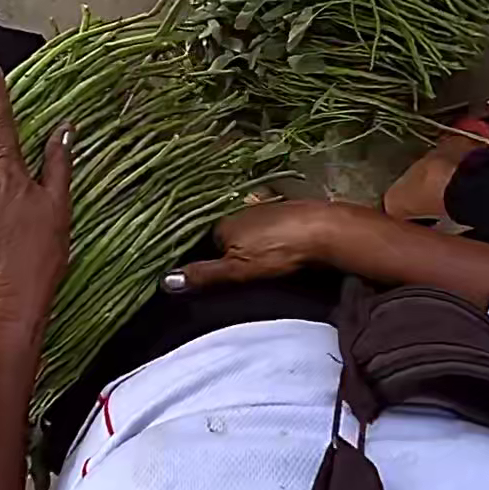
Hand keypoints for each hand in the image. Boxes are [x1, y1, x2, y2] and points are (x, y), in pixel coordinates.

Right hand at [165, 199, 355, 291]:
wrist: (324, 230)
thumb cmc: (278, 251)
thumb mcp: (237, 269)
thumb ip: (204, 274)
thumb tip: (164, 280)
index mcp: (222, 224)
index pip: (204, 244)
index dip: (205, 260)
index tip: (210, 276)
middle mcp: (239, 211)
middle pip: (225, 235)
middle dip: (227, 251)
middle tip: (235, 274)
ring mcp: (264, 209)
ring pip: (247, 230)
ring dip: (248, 243)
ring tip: (256, 263)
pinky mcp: (286, 211)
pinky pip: (267, 227)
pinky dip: (267, 238)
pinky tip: (275, 249)